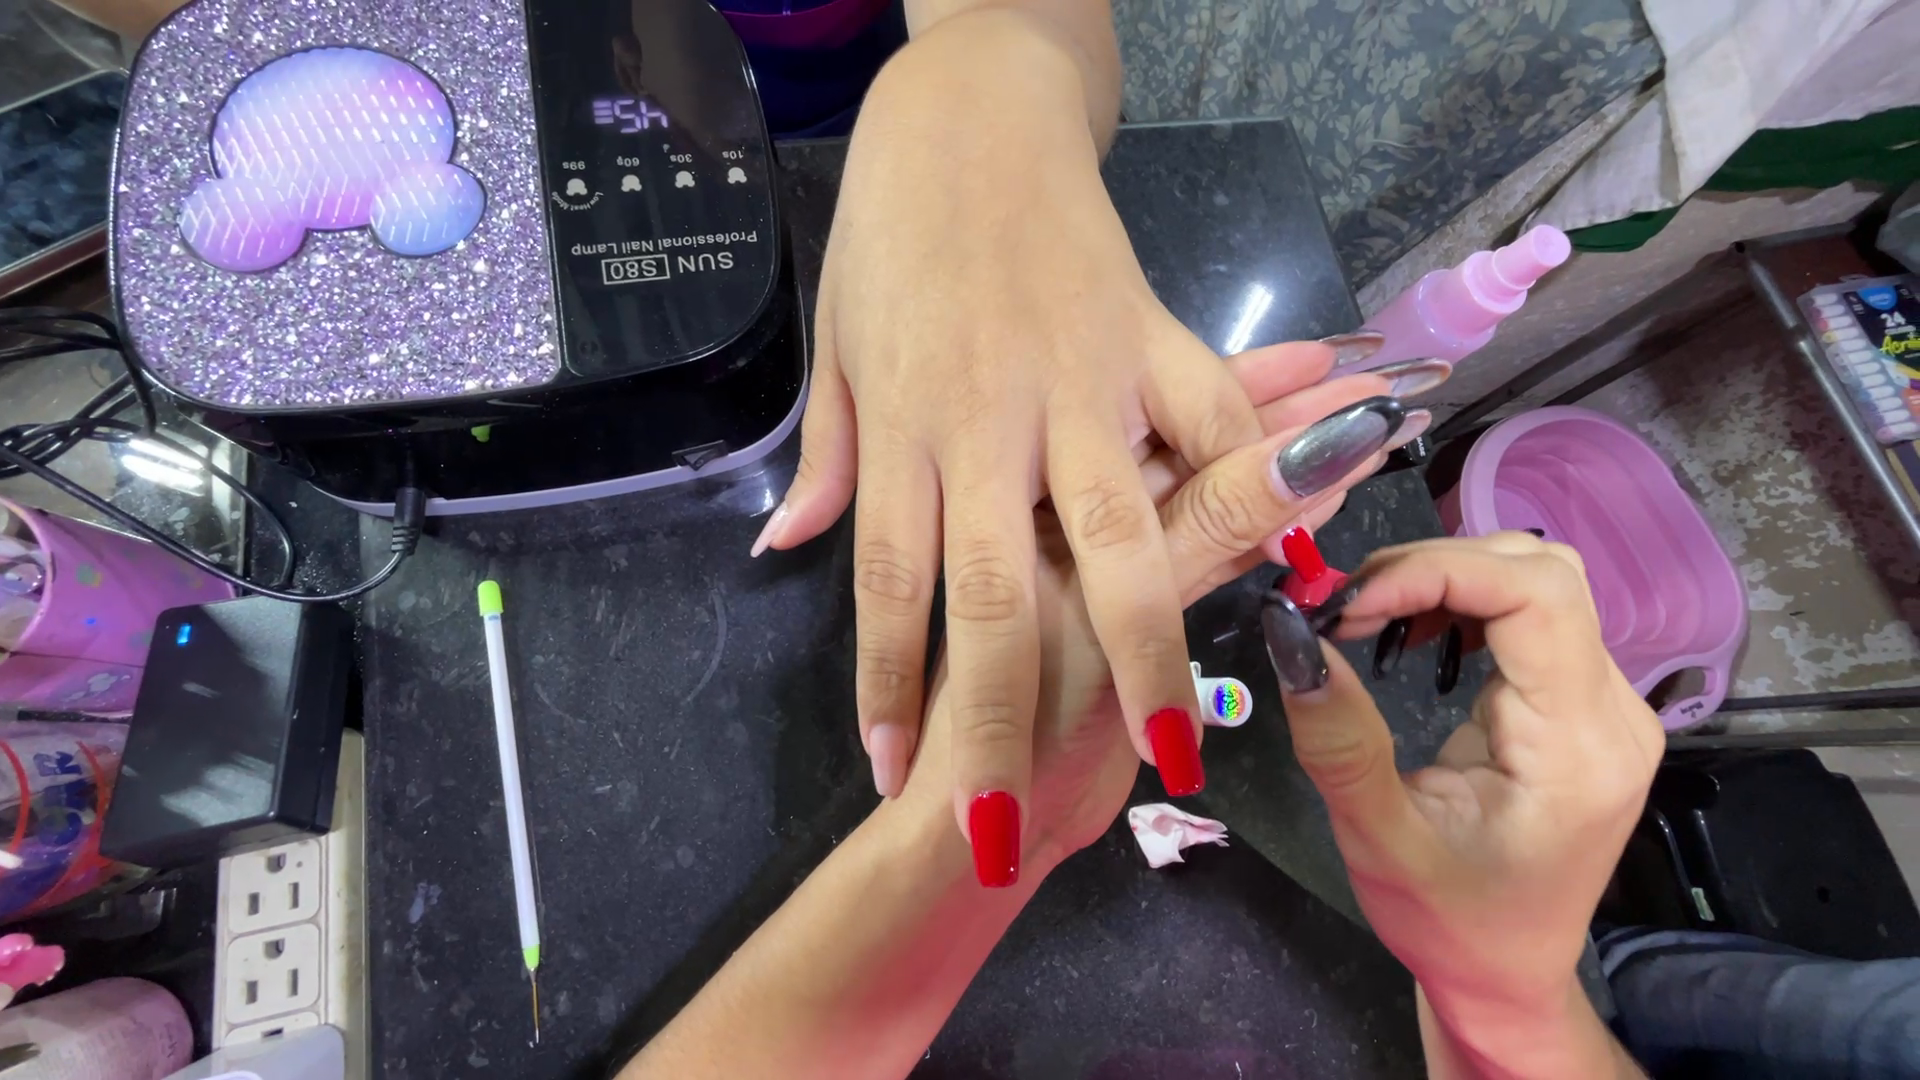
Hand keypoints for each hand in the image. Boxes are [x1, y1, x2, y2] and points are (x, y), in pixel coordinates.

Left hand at [754, 12, 1381, 848]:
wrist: (968, 107)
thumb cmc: (891, 231)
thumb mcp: (836, 343)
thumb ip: (824, 457)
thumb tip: (785, 552)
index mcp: (901, 427)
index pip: (885, 586)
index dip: (886, 689)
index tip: (896, 776)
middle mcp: (986, 421)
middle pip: (993, 594)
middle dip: (1001, 719)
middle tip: (1012, 823)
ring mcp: (1078, 379)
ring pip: (1113, 537)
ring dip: (1138, 650)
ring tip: (1163, 747)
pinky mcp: (1152, 335)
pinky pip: (1208, 424)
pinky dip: (1252, 493)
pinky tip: (1289, 571)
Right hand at [1262, 534, 1662, 1075]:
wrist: (1504, 968)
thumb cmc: (1445, 917)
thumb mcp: (1377, 837)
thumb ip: (1338, 739)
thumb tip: (1290, 635)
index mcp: (1577, 744)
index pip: (1537, 596)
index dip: (1434, 572)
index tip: (1347, 602)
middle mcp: (1608, 709)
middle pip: (1540, 572)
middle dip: (1430, 566)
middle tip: (1345, 607)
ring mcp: (1598, 701)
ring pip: (1533, 579)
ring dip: (1438, 576)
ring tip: (1366, 615)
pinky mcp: (1571, 700)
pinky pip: (1523, 611)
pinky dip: (1452, 598)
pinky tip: (1406, 630)